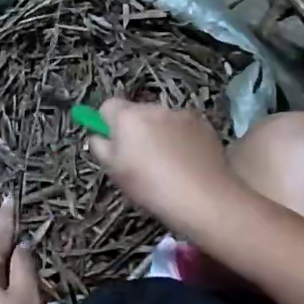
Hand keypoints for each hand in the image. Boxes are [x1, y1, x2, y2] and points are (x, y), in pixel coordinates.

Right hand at [87, 98, 243, 233]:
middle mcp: (154, 108)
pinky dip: (180, 137)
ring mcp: (182, 114)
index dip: (106, 123)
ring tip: (166, 162)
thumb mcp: (114, 171)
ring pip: (161, 119)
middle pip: (136, 112)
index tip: (113, 143)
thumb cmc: (150, 186)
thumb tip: (99, 135)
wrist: (204, 197)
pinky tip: (185, 160)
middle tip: (139, 158)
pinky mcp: (204, 123)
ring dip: (158, 132)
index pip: (107, 105)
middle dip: (134, 128)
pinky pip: (183, 126)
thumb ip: (100, 147)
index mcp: (128, 117)